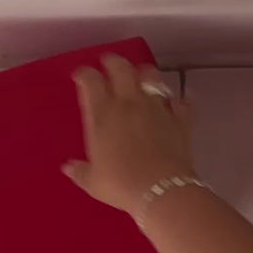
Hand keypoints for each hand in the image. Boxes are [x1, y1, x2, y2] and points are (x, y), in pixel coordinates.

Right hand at [62, 54, 195, 214]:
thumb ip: (80, 171)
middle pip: (122, 68)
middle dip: (113, 61)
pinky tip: (182, 100)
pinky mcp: (180, 118)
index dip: (85, 74)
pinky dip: (182, 99)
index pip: (91, 81)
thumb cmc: (120, 185)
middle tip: (109, 63)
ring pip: (152, 77)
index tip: (81, 75)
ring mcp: (157, 108)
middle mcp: (129, 104)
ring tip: (142, 76)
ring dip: (145, 73)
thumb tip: (68, 167)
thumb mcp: (93, 181)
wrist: (160, 191)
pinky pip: (183, 102)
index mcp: (103, 114)